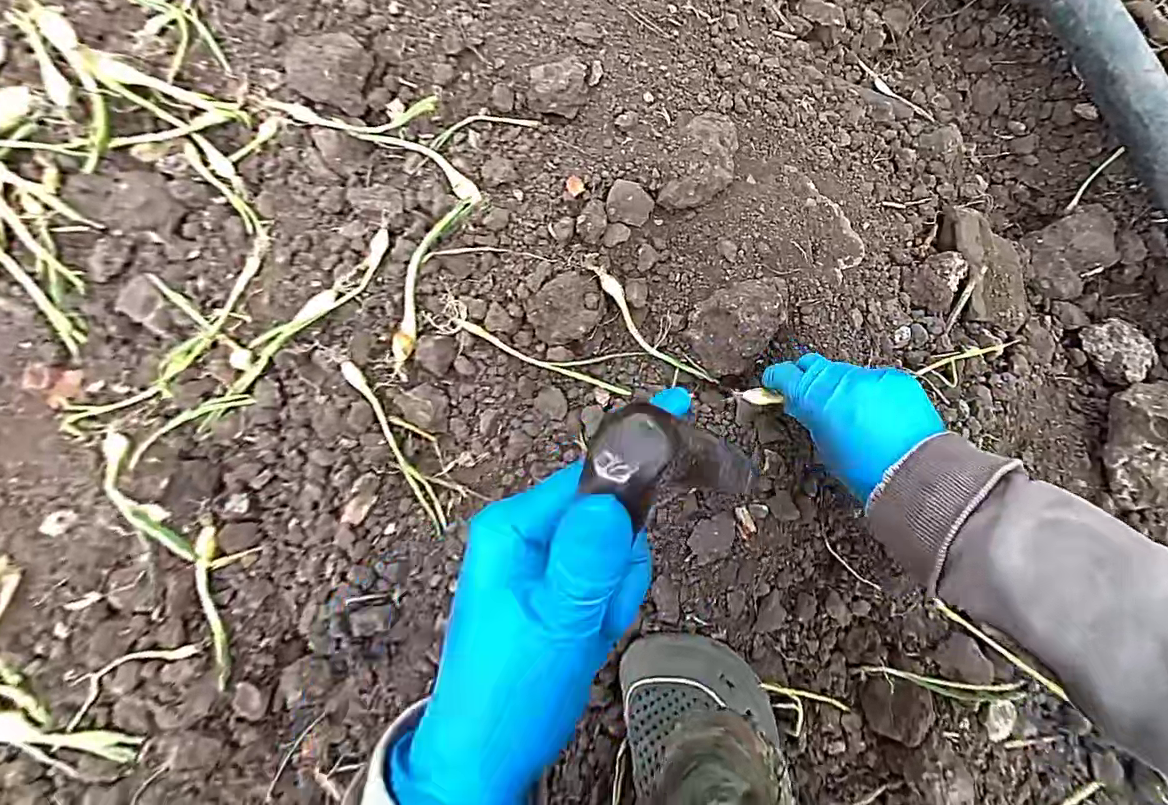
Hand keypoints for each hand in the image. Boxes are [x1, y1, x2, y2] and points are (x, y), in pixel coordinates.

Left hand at [387, 387, 689, 804]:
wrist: (485, 761)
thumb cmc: (507, 694)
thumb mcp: (552, 626)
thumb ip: (584, 562)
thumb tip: (611, 500)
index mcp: (516, 525)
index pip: (591, 470)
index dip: (639, 451)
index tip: (682, 406)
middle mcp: (532, 529)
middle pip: (615, 506)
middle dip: (624, 555)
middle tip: (607, 603)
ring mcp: (550, 554)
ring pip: (623, 540)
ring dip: (621, 582)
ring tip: (594, 624)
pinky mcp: (566, 578)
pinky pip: (616, 567)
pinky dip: (617, 596)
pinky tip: (594, 628)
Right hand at [762, 354, 944, 500]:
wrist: (912, 471)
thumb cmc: (866, 471)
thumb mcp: (825, 447)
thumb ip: (812, 418)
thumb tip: (802, 405)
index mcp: (817, 397)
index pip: (786, 374)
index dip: (777, 378)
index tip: (774, 382)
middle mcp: (842, 379)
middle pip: (815, 364)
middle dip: (809, 376)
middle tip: (811, 393)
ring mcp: (871, 376)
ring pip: (848, 374)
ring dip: (845, 388)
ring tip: (854, 414)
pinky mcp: (895, 378)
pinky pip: (876, 380)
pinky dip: (873, 393)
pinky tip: (880, 414)